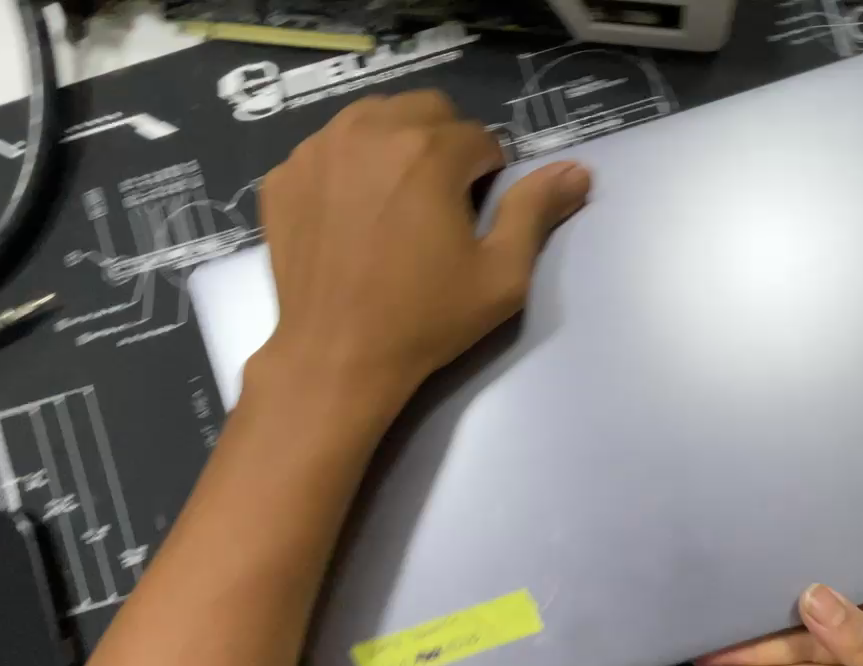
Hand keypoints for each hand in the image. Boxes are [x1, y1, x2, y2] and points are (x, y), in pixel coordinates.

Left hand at [246, 90, 591, 417]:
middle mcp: (369, 129)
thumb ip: (536, 212)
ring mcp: (317, 149)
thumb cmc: (428, 320)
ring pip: (372, 120)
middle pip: (425, 111)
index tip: (477, 218)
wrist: (339, 357)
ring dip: (396, 149)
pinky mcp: (283, 175)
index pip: (479, 137)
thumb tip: (579, 170)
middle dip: (444, 147)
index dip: (488, 177)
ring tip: (398, 208)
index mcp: (429, 150)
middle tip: (441, 207)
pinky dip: (348, 170)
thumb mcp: (501, 275)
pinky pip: (328, 150)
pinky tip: (353, 220)